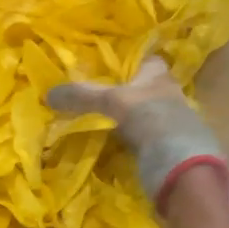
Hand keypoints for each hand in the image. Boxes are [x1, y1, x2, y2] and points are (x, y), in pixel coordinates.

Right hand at [46, 57, 226, 209]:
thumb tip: (47, 93)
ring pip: (137, 114)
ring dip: (117, 118)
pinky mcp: (161, 149)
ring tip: (87, 119)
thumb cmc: (153, 121)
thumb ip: (81, 96)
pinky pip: (136, 139)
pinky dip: (120, 141)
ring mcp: (166, 124)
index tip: (102, 65)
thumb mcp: (112, 102)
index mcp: (160, 77)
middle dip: (117, 91)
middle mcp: (167, 96)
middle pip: (139, 88)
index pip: (145, 59)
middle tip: (85, 94)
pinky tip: (102, 144)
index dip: (126, 59)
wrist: (181, 168)